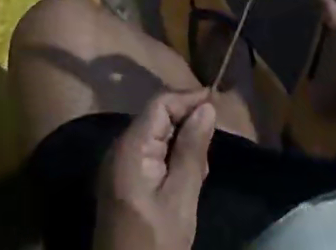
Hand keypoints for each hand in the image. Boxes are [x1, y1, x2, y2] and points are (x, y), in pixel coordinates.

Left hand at [95, 90, 215, 249]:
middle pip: (157, 118)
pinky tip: (185, 179)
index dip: (188, 99)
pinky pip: (150, 155)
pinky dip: (170, 159)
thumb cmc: (154, 242)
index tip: (216, 103)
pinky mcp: (123, 183)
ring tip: (200, 169)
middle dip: (186, 124)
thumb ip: (192, 151)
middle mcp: (120, 149)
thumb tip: (207, 108)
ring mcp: (119, 166)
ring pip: (156, 136)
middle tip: (209, 150)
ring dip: (181, 144)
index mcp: (130, 147)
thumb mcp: (180, 198)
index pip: (160, 104)